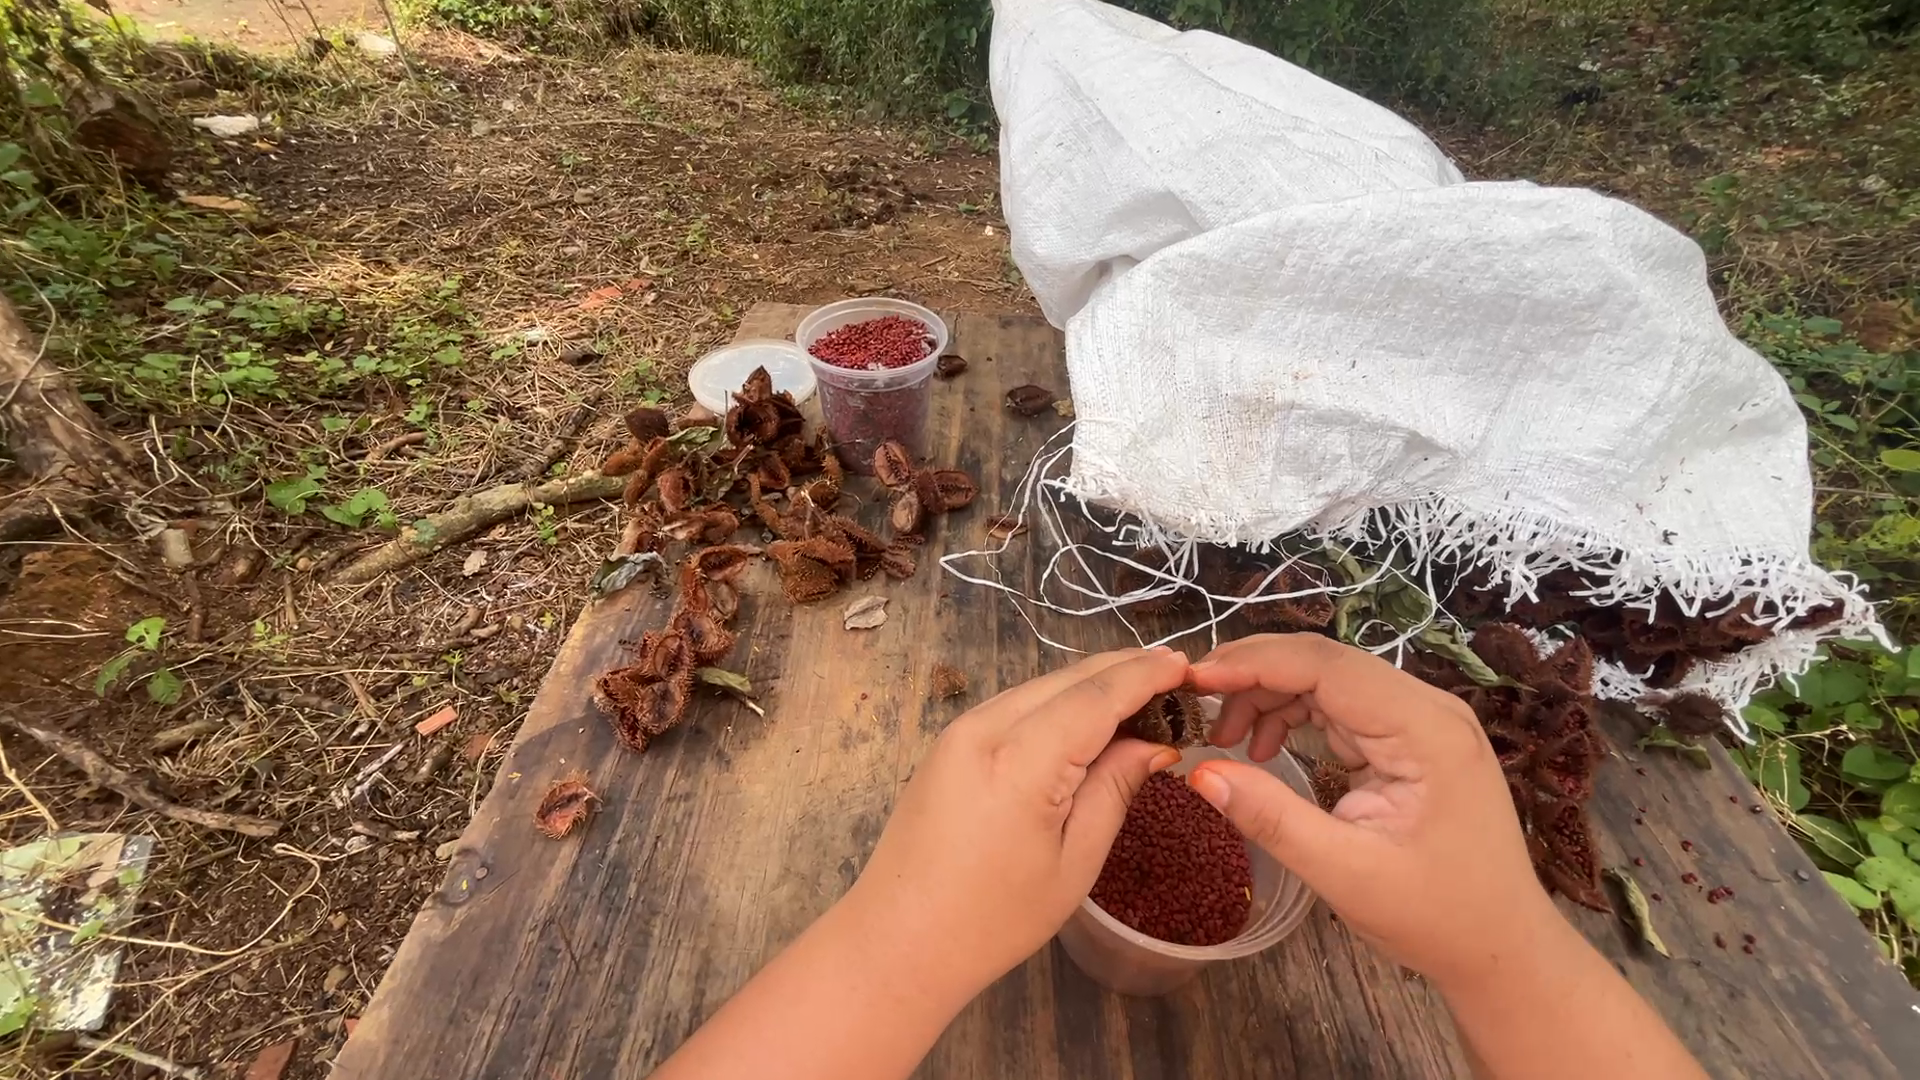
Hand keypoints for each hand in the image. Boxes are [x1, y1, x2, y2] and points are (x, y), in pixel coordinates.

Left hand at [843, 647, 1188, 993]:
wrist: (899, 937)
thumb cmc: (994, 918)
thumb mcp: (1074, 862)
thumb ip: (1114, 788)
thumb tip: (1156, 744)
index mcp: (1020, 759)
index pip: (1096, 696)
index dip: (1144, 675)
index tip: (1186, 663)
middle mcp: (986, 726)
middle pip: (1067, 680)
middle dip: (1122, 670)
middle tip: (1174, 672)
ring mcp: (961, 727)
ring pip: (1040, 687)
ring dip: (1090, 684)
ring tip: (1140, 691)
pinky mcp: (949, 739)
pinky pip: (1016, 704)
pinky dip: (1057, 701)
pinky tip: (1084, 714)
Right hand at [1183, 633, 1560, 987]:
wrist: (1504, 952)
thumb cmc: (1438, 918)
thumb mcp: (1346, 874)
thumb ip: (1271, 818)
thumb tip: (1199, 772)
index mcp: (1424, 729)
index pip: (1324, 665)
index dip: (1253, 663)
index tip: (1193, 680)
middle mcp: (1423, 708)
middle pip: (1320, 660)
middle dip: (1250, 671)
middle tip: (1192, 697)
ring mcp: (1414, 719)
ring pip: (1320, 677)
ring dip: (1263, 694)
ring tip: (1222, 736)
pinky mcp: (1401, 736)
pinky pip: (1330, 703)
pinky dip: (1285, 715)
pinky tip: (1259, 749)